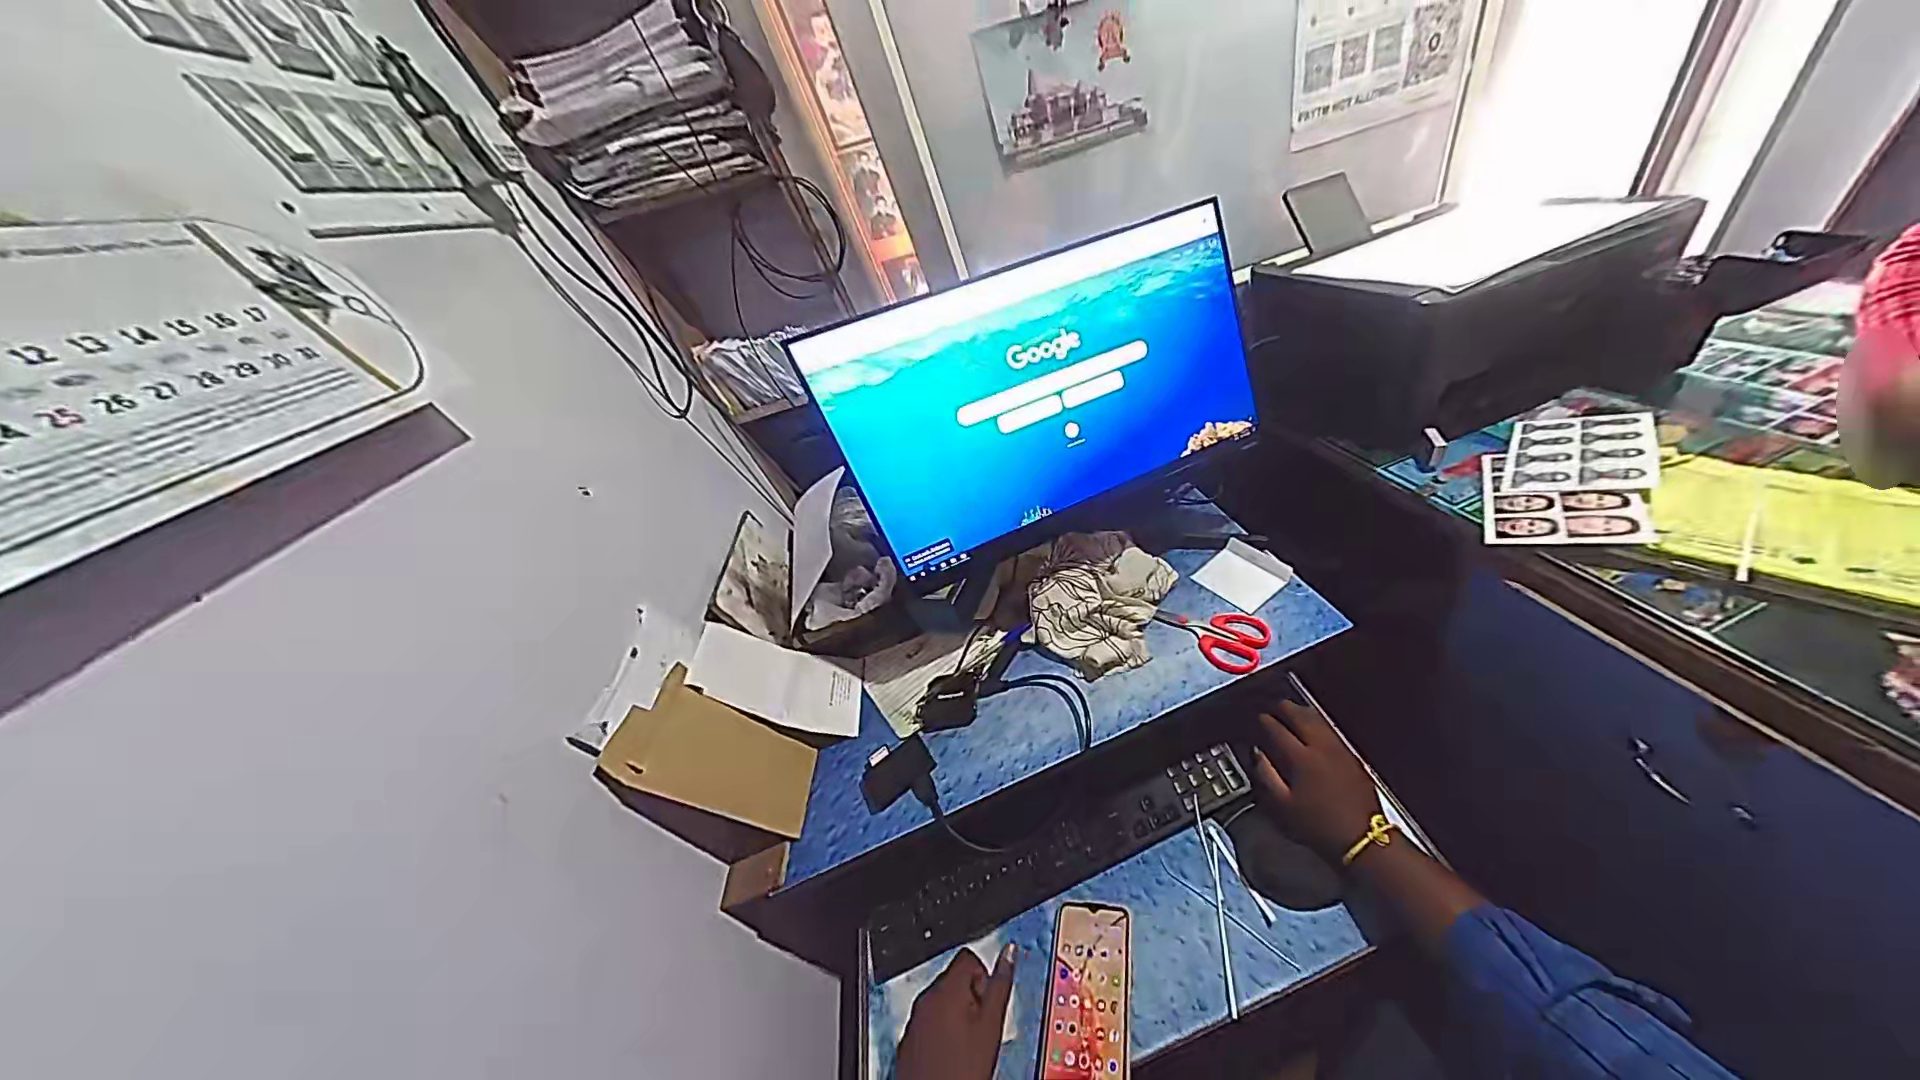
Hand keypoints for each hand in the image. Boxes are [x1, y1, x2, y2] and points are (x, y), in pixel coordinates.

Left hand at [896, 943, 1017, 1079]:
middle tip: (981, 1028)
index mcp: (947, 989)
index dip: (984, 977)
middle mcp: (926, 998)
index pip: (968, 957)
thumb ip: (1001, 984)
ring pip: (941, 1002)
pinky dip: (941, 1031)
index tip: (988, 1003)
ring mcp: (915, 1019)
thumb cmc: (963, 1070)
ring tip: (968, 1045)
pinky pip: (929, 1022)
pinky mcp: (908, 1039)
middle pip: (954, 979)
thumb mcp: (991, 1025)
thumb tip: (1010, 953)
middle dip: (971, 998)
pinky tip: (951, 1055)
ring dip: (957, 1015)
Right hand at [1251, 700, 1383, 862]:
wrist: (1362, 840)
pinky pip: (1331, 730)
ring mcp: (1340, 751)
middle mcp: (1321, 749)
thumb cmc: (1320, 826)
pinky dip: (1318, 722)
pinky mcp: (1353, 758)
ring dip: (1302, 712)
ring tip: (1292, 711)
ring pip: (1318, 719)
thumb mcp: (1282, 805)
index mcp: (1300, 758)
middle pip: (1299, 715)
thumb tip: (1257, 755)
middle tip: (1273, 708)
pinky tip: (1314, 727)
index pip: (1276, 729)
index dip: (1264, 721)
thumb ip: (1265, 775)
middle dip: (1283, 708)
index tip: (1258, 719)